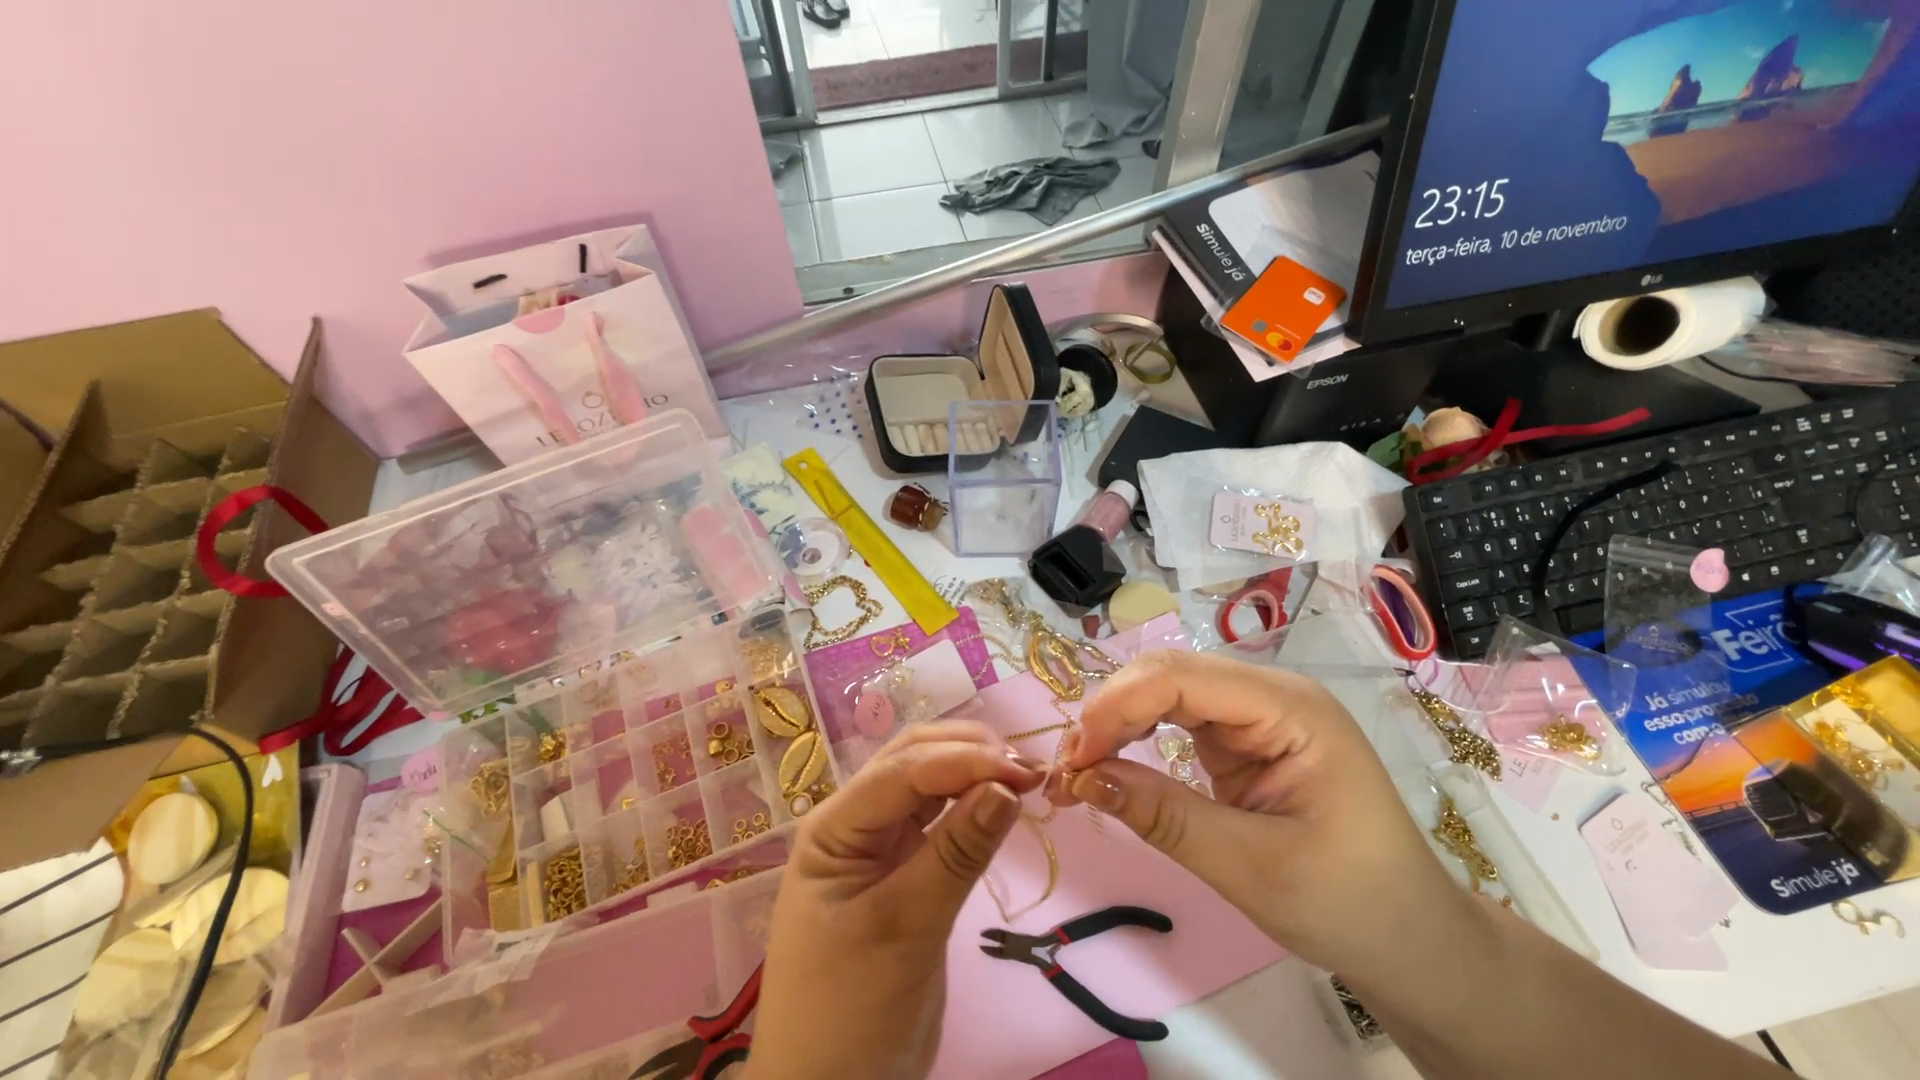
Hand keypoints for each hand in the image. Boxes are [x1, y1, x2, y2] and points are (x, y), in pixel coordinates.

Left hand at [748, 721, 1046, 1079]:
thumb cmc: (850, 1010)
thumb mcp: (904, 930)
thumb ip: (955, 855)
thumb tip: (1007, 788)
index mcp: (833, 829)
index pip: (900, 771)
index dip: (963, 760)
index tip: (1025, 771)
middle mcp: (854, 825)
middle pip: (912, 763)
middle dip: (969, 753)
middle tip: (1031, 770)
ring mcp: (880, 848)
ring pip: (928, 787)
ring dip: (973, 772)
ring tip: (1026, 780)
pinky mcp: (906, 874)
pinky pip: (940, 824)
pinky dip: (972, 807)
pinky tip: (1002, 805)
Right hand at [1051, 650, 1487, 984]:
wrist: (1410, 939)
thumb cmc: (1349, 902)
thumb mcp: (1251, 866)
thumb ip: (1165, 816)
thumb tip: (1082, 778)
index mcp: (1289, 709)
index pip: (1181, 678)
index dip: (1116, 709)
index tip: (1072, 762)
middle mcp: (1271, 696)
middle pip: (1169, 675)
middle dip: (1110, 713)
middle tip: (1067, 771)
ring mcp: (1258, 717)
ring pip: (1167, 693)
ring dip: (1117, 723)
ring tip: (1080, 769)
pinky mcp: (1245, 743)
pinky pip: (1178, 723)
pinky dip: (1137, 739)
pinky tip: (1113, 763)